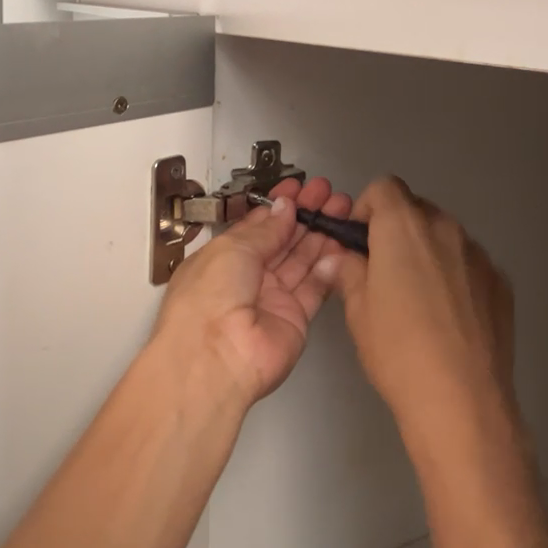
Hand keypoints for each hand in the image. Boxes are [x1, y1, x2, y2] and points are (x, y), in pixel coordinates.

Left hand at [153, 177, 353, 406]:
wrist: (214, 360)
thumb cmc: (205, 304)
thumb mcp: (233, 247)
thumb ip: (266, 228)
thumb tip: (283, 207)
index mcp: (225, 258)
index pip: (259, 225)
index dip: (281, 204)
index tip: (301, 187)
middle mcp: (248, 279)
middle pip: (284, 240)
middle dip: (307, 214)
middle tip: (329, 194)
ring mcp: (271, 300)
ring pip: (303, 261)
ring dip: (323, 236)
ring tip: (343, 211)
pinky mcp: (293, 320)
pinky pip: (315, 289)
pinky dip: (329, 269)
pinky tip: (340, 249)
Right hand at [316, 176, 515, 425]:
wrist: (462, 401)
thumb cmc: (398, 352)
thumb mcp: (358, 312)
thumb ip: (349, 272)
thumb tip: (342, 258)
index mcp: (405, 227)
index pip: (384, 187)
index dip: (367, 209)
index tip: (359, 243)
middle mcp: (445, 228)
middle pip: (417, 210)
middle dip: (397, 231)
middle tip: (385, 275)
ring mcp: (479, 254)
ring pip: (446, 238)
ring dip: (429, 253)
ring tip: (420, 303)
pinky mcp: (501, 281)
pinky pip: (470, 265)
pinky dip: (456, 278)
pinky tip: (451, 320)